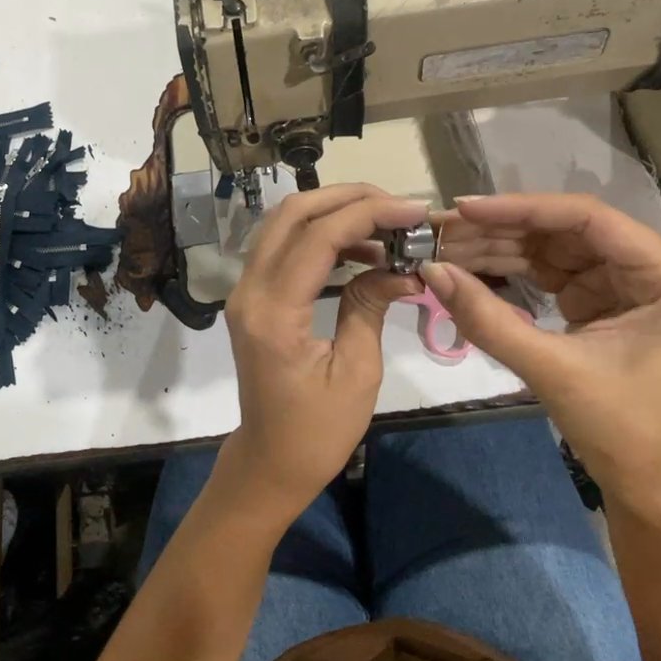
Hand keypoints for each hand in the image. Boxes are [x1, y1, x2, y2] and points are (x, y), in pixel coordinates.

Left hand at [220, 184, 425, 522]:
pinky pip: (284, 247)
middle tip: (400, 206)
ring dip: (335, 213)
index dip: (368, 213)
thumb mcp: (356, 372)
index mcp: (274, 313)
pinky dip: (322, 236)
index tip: (414, 210)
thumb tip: (404, 267)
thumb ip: (370, 306)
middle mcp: (249, 292)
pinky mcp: (253, 298)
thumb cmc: (316, 431)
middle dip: (348, 198)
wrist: (270, 462)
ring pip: (285, 225)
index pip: (318, 237)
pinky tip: (363, 251)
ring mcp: (246, 292)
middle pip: (292, 214)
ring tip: (389, 225)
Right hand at [420, 194, 660, 508]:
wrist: (640, 475)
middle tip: (439, 231)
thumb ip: (489, 320)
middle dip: (499, 229)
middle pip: (561, 227)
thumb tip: (430, 270)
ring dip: (495, 245)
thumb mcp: (551, 369)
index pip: (585, 219)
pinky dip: (504, 268)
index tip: (465, 209)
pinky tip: (465, 265)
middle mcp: (645, 263)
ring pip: (547, 244)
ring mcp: (618, 277)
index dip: (521, 209)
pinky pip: (543, 268)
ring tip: (442, 246)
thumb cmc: (618, 425)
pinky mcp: (594, 295)